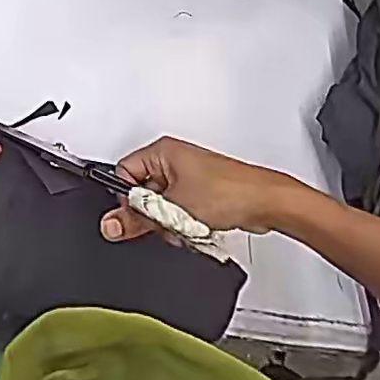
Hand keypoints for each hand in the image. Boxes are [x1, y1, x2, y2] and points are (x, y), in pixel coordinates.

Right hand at [99, 136, 308, 242]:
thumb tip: (112, 224)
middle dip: (154, 214)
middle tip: (167, 221)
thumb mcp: (173, 209)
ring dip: (171, 222)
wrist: (267, 203)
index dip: (128, 199)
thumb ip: (138, 218)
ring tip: (188, 225)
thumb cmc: (229, 191)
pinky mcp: (201, 193)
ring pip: (162, 205)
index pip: (123, 173)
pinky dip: (185, 224)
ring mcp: (188, 176)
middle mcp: (173, 159)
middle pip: (143, 192)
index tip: (137, 217)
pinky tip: (198, 228)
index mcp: (161, 151)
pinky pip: (179, 211)